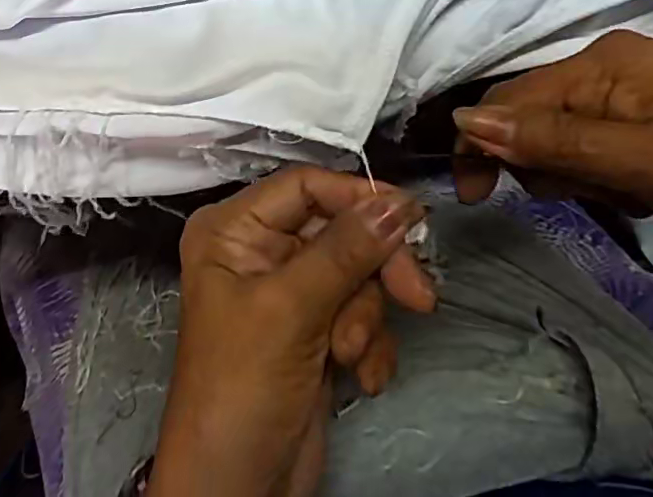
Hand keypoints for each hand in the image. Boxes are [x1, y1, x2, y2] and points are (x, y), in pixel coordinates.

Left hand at [148, 167, 435, 496]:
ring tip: (350, 354)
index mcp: (234, 229)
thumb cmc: (242, 389)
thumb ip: (345, 250)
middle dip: (374, 269)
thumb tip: (398, 202)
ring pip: (356, 272)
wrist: (237, 495)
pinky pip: (359, 309)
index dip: (357, 197)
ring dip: (365, 316)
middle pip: (340, 229)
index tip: (409, 217)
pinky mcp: (315, 326)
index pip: (306, 186)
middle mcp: (260, 249)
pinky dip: (368, 342)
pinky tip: (361, 376)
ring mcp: (290, 289)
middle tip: (417, 296)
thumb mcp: (291, 311)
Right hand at [452, 31, 652, 334]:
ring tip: (631, 201)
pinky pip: (595, 158)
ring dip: (574, 180)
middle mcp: (614, 72)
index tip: (476, 201)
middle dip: (542, 166)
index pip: (515, 97)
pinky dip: (603, 185)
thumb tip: (467, 121)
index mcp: (608, 62)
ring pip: (561, 143)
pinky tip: (643, 202)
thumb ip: (561, 143)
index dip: (485, 144)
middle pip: (534, 117)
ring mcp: (635, 104)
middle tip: (596, 200)